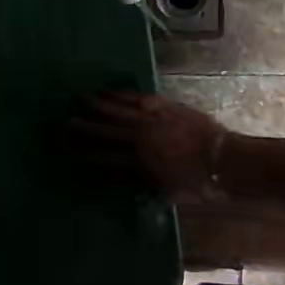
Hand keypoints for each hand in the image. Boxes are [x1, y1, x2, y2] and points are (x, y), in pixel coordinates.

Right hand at [68, 92, 227, 196]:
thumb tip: (112, 176)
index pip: (99, 156)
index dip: (79, 152)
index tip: (61, 147)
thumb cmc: (195, 183)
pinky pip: (135, 97)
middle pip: (102, 130)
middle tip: (59, 122)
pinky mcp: (163, 105)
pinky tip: (108, 92)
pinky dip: (119, 95)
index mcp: (137, 162)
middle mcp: (139, 138)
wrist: (224, 160)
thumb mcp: (162, 192)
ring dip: (96, 105)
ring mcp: (151, 118)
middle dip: (80, 127)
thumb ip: (136, 183)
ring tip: (78, 100)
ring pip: (116, 109)